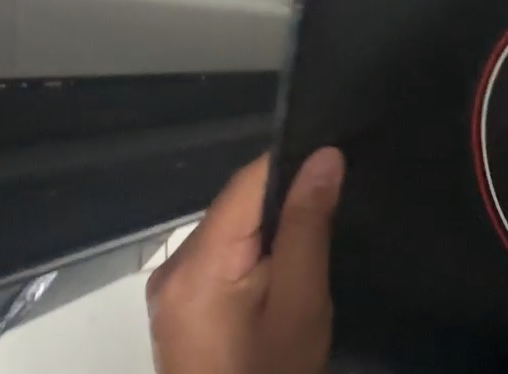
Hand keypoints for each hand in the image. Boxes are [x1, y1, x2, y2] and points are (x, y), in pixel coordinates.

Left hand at [147, 148, 344, 373]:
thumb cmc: (273, 373)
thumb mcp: (301, 302)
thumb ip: (308, 225)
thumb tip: (325, 155)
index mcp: (197, 264)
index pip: (248, 181)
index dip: (294, 163)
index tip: (337, 163)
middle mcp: (172, 267)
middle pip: (239, 202)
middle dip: (286, 199)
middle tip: (334, 209)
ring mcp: (170, 288)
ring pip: (233, 226)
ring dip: (273, 226)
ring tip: (314, 235)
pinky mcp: (179, 305)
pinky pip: (223, 252)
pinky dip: (255, 250)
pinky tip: (283, 267)